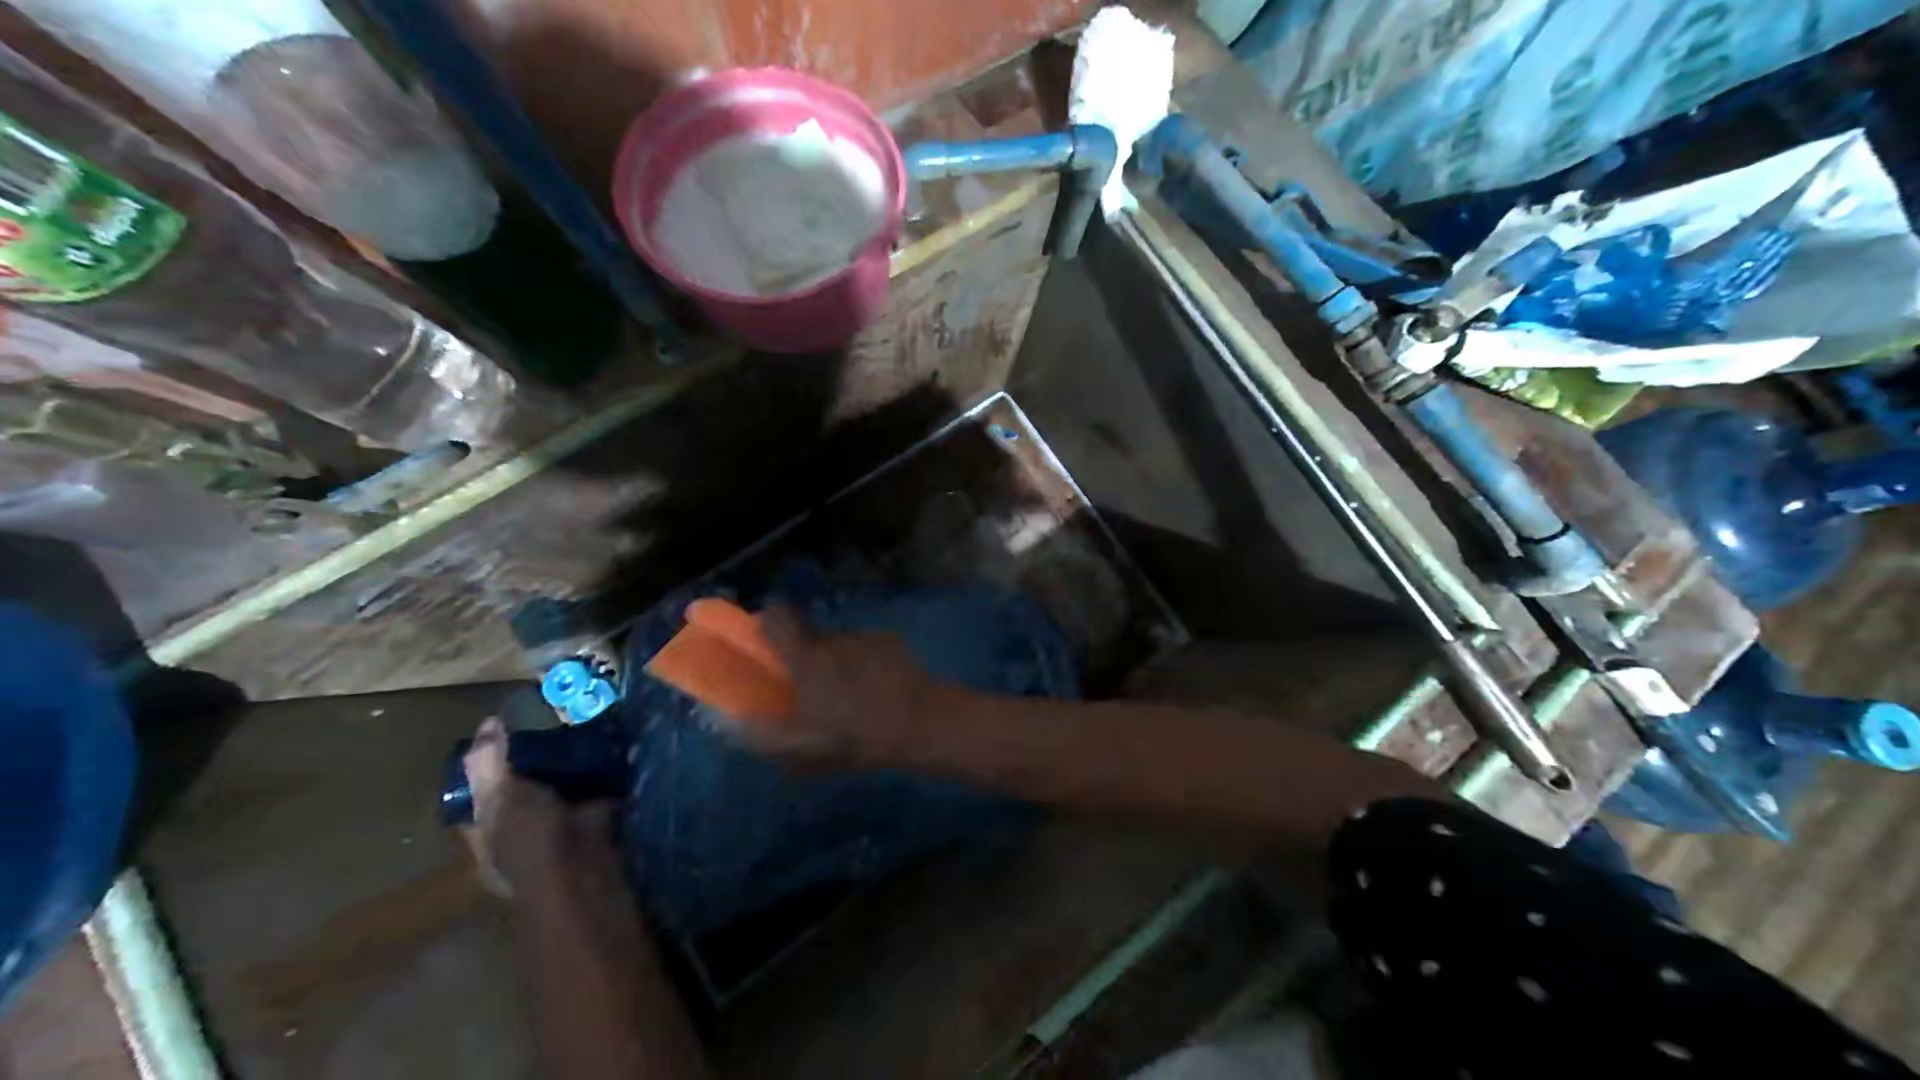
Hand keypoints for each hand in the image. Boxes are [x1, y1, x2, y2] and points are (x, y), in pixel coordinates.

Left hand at [460, 718, 617, 897]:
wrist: (585, 864)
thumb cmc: (530, 839)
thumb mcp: (500, 797)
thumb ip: (490, 762)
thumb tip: (488, 722)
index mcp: (487, 833)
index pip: (479, 795)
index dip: (487, 765)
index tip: (505, 730)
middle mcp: (521, 831)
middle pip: (524, 787)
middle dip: (538, 758)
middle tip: (552, 719)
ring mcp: (560, 825)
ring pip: (561, 785)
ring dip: (572, 761)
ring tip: (583, 721)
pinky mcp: (595, 816)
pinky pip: (595, 786)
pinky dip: (601, 768)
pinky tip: (607, 741)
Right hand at [741, 604, 939, 757]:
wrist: (921, 723)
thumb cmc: (856, 735)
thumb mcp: (802, 748)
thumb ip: (761, 735)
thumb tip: (728, 723)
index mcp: (807, 657)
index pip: (776, 615)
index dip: (766, 621)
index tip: (764, 640)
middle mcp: (834, 638)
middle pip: (809, 634)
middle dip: (804, 655)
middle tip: (811, 686)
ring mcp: (865, 637)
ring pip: (840, 644)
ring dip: (837, 662)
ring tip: (850, 694)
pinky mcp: (891, 642)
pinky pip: (866, 648)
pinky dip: (864, 663)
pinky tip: (876, 689)